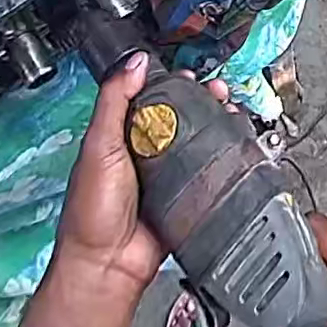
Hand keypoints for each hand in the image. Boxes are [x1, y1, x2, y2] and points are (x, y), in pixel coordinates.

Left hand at [53, 54, 235, 305]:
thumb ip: (115, 101)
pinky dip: (224, 149)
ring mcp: (170, 170)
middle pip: (183, 114)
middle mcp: (149, 149)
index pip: (154, 97)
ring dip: (217, 119)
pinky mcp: (188, 190)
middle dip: (203, 98)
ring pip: (200, 135)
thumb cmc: (92, 210)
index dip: (174, 82)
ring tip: (228, 108)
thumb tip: (135, 61)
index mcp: (124, 134)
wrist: (109, 266)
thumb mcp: (99, 146)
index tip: (190, 74)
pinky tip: (234, 136)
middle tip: (216, 89)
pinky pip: (210, 164)